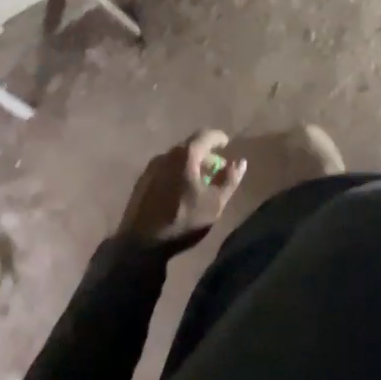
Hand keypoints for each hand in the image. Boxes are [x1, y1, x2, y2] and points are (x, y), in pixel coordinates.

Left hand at [116, 130, 245, 254]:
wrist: (140, 243)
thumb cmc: (183, 220)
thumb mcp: (214, 203)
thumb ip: (229, 180)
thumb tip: (240, 161)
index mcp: (185, 155)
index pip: (205, 135)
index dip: (218, 137)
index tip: (227, 143)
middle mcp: (166, 155)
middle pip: (189, 146)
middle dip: (205, 154)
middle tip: (216, 167)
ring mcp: (151, 168)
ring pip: (176, 159)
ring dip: (190, 164)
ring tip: (199, 181)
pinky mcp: (142, 182)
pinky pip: (165, 169)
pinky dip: (176, 173)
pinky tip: (180, 190)